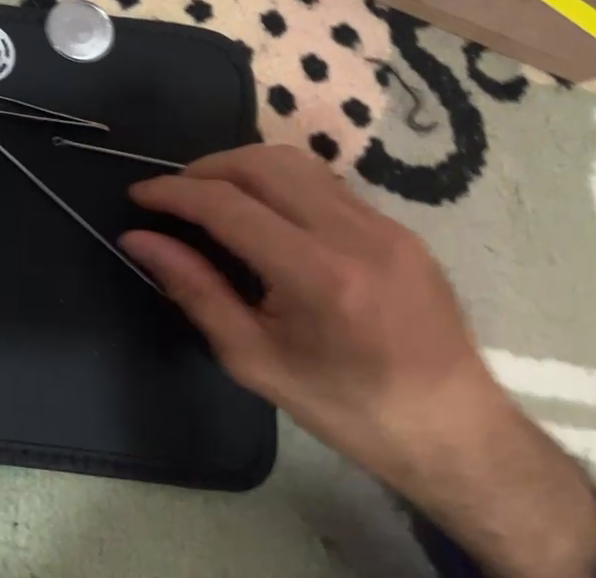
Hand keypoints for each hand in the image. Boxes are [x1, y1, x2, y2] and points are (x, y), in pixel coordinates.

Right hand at [123, 145, 595, 577]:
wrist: (457, 433)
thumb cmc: (347, 407)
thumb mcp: (253, 359)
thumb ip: (193, 289)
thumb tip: (138, 239)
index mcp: (319, 276)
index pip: (227, 204)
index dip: (172, 192)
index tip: (138, 197)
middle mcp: (355, 235)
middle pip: (260, 164)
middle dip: (202, 170)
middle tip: (171, 196)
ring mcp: (385, 226)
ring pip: (294, 162)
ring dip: (239, 168)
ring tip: (209, 196)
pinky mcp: (399, 228)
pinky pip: (323, 182)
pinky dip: (277, 182)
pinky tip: (261, 213)